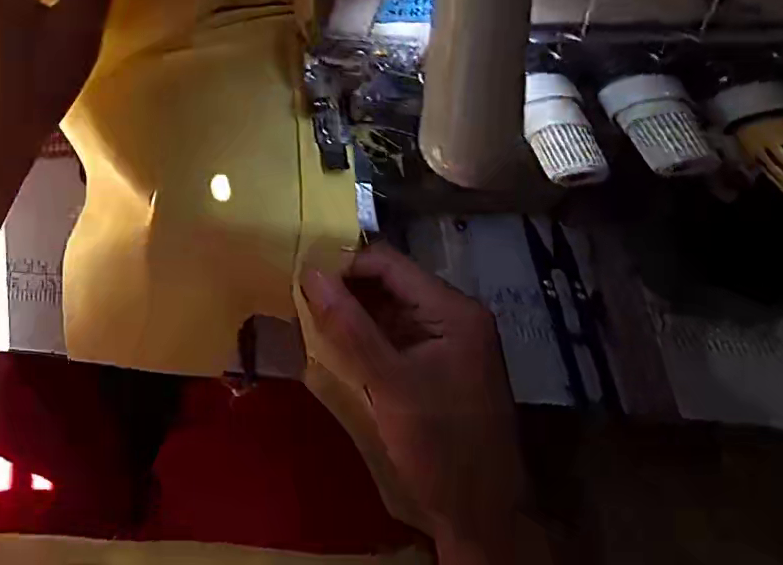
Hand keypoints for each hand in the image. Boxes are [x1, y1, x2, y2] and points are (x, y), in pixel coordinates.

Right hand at [302, 245, 529, 555]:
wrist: (482, 519)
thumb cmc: (441, 447)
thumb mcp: (389, 384)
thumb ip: (349, 326)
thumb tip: (310, 273)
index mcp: (452, 310)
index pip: (387, 263)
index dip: (343, 265)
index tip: (304, 281)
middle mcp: (451, 313)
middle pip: (386, 280)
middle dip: (343, 286)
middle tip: (300, 297)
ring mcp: (443, 337)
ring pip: (384, 303)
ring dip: (348, 308)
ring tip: (309, 316)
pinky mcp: (432, 359)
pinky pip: (389, 328)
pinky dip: (360, 330)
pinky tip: (332, 340)